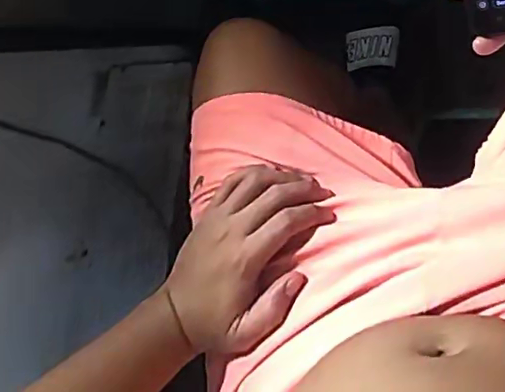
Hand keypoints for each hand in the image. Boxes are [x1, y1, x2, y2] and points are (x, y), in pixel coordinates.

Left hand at [161, 166, 333, 355]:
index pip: (285, 222)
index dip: (311, 213)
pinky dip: (255, 171)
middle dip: (303, 189)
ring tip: (303, 179)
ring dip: (282, 175)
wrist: (175, 314)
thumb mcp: (246, 332)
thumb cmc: (215, 325)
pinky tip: (271, 173)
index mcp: (244, 257)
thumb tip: (300, 275)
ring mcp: (218, 215)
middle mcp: (232, 229)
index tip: (329, 213)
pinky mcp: (209, 210)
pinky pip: (234, 179)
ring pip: (255, 180)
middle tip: (324, 191)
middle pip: (274, 195)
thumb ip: (276, 307)